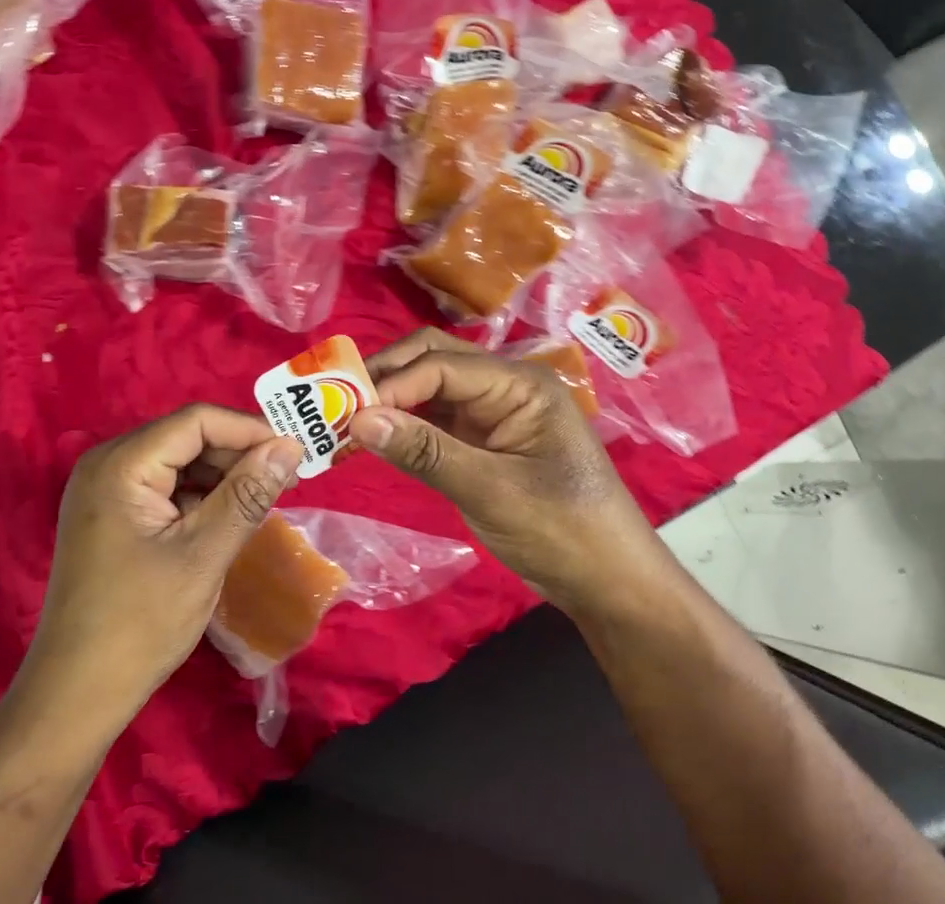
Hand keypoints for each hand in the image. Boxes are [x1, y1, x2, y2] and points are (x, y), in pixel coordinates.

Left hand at [19, 405, 303, 731]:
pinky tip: (226, 522)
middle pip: (183, 438)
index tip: (296, 455)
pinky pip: (161, 490)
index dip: (249, 430)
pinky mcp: (108, 517)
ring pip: (175, 464)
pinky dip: (197, 499)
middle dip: (237, 455)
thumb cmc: (141, 621)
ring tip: (263, 504)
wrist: (78, 688)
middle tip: (287, 483)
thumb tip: (289, 446)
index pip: (195, 421)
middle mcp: (105, 465)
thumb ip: (247, 495)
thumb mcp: (203, 555)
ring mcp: (103, 492)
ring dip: (220, 478)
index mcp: (120, 465)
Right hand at [346, 328, 667, 613]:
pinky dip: (399, 428)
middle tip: (335, 405)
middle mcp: (504, 387)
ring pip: (426, 390)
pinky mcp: (480, 441)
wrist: (609, 583)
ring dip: (386, 402)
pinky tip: (368, 441)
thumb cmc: (563, 532)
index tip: (348, 416)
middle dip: (383, 379)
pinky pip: (431, 422)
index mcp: (520, 385)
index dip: (391, 384)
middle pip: (431, 361)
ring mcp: (491, 414)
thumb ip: (425, 452)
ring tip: (341, 422)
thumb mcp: (491, 491)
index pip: (441, 365)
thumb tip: (358, 421)